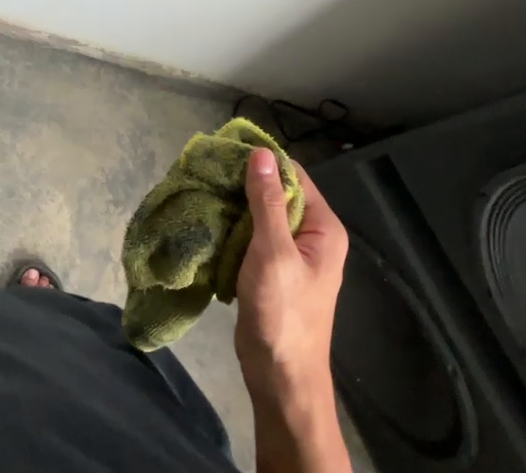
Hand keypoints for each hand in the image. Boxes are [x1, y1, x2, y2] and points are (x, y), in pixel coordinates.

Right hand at [236, 149, 351, 472]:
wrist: (280, 373)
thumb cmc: (282, 311)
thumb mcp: (273, 251)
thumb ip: (268, 202)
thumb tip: (261, 153)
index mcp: (324, 229)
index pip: (295, 176)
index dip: (263, 160)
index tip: (225, 150)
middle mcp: (311, 237)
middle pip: (277, 194)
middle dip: (243, 183)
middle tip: (206, 172)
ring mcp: (290, 255)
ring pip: (260, 215)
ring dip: (234, 206)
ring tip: (201, 191)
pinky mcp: (270, 269)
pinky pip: (250, 236)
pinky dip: (231, 228)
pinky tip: (208, 221)